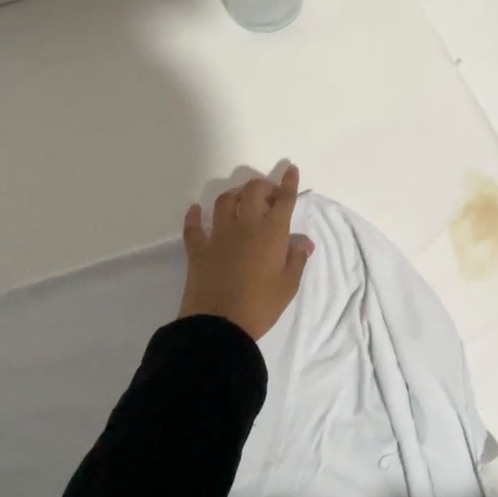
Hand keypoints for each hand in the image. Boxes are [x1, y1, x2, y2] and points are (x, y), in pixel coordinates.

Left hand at [179, 165, 313, 339]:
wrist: (219, 327)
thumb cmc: (261, 306)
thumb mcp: (288, 286)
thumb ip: (297, 260)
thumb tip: (304, 242)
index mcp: (272, 232)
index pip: (284, 199)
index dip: (289, 182)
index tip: (291, 169)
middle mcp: (246, 225)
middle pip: (253, 191)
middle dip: (263, 186)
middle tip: (269, 195)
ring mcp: (219, 235)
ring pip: (225, 201)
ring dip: (235, 194)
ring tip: (241, 199)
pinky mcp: (198, 249)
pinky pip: (193, 227)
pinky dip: (194, 216)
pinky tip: (195, 210)